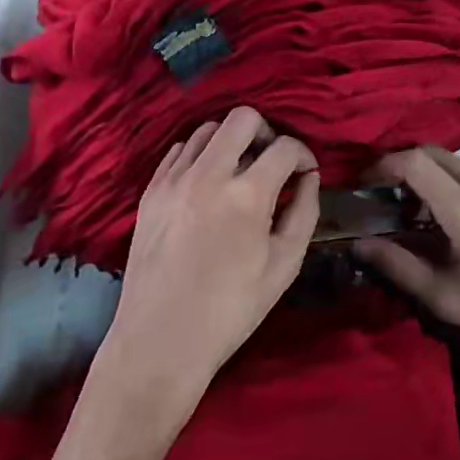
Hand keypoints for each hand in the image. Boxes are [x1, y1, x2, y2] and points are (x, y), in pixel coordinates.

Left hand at [108, 108, 321, 385]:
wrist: (161, 340)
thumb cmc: (232, 309)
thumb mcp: (284, 265)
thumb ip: (304, 213)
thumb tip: (309, 179)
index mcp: (246, 195)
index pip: (284, 147)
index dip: (304, 155)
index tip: (306, 173)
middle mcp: (207, 175)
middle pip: (242, 118)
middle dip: (267, 133)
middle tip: (272, 162)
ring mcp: (173, 181)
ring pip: (207, 129)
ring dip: (232, 142)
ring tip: (239, 172)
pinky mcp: (150, 192)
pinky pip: (178, 151)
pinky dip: (200, 156)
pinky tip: (208, 183)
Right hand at [351, 147, 459, 353]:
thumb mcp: (447, 297)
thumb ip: (399, 266)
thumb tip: (360, 243)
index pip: (414, 163)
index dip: (384, 165)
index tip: (368, 182)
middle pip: (434, 155)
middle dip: (406, 169)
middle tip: (392, 199)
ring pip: (459, 165)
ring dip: (437, 181)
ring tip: (430, 218)